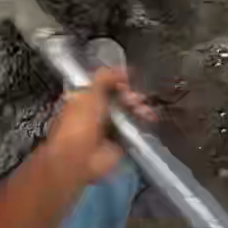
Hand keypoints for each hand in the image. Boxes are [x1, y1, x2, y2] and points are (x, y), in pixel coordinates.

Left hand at [38, 67, 153, 184]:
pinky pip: (134, 130)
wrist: (78, 158)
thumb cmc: (79, 123)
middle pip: (119, 99)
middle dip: (131, 95)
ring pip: (129, 113)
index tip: (131, 77)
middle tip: (139, 97)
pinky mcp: (119, 142)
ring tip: (146, 110)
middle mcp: (97, 112)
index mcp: (84, 98)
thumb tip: (121, 69)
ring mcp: (108, 128)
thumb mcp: (89, 94)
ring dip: (139, 109)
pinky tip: (150, 119)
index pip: (104, 85)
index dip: (118, 80)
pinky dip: (142, 125)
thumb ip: (104, 78)